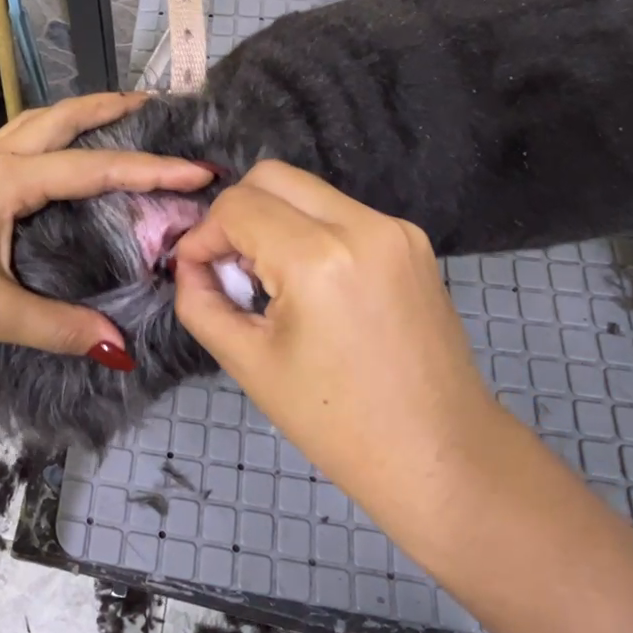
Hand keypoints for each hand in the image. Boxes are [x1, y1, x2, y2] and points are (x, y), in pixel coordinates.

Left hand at [0, 92, 212, 366]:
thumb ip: (59, 326)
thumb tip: (122, 348)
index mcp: (6, 181)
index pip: (92, 167)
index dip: (150, 170)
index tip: (200, 171)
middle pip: (61, 118)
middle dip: (111, 108)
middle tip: (159, 106)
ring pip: (35, 124)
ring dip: (78, 115)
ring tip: (117, 117)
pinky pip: (18, 144)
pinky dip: (52, 137)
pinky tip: (59, 158)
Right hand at [172, 161, 496, 487]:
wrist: (442, 456)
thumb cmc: (336, 423)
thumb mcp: (248, 363)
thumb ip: (201, 301)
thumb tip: (190, 266)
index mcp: (319, 259)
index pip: (238, 207)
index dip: (203, 235)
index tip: (195, 271)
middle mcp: (363, 226)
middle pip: (272, 176)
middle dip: (235, 213)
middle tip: (227, 266)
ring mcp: (395, 230)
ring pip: (308, 191)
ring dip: (272, 220)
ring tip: (267, 280)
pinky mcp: (413, 242)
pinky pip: (341, 213)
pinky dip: (309, 231)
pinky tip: (308, 284)